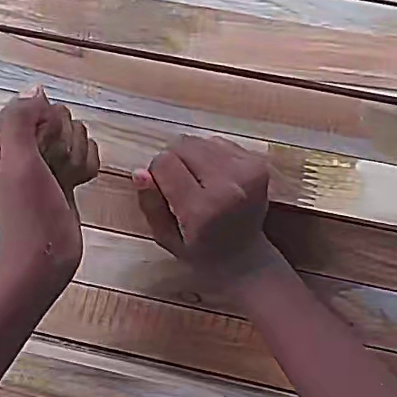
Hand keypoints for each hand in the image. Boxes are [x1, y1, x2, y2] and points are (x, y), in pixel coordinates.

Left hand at [0, 88, 99, 285]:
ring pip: (77, 133)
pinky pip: (87, 152)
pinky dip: (86, 168)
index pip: (36, 105)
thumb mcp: (17, 162)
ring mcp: (41, 159)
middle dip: (65, 144)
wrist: (46, 257)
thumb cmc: (28, 214)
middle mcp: (18, 145)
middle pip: (60, 117)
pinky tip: (73, 185)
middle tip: (50, 173)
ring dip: (76, 158)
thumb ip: (20, 119)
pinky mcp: (61, 172)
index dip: (46, 129)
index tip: (40, 157)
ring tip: (60, 183)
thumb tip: (36, 90)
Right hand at [134, 136, 285, 287]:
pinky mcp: (257, 163)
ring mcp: (247, 172)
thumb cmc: (198, 250)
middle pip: (182, 146)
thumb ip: (150, 204)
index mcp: (202, 210)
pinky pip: (218, 142)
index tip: (164, 191)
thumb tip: (140, 172)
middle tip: (181, 187)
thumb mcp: (165, 237)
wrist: (245, 255)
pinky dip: (210, 155)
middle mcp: (229, 186)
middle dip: (174, 162)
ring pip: (199, 141)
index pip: (164, 163)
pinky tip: (214, 177)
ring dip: (192, 157)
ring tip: (198, 182)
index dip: (157, 174)